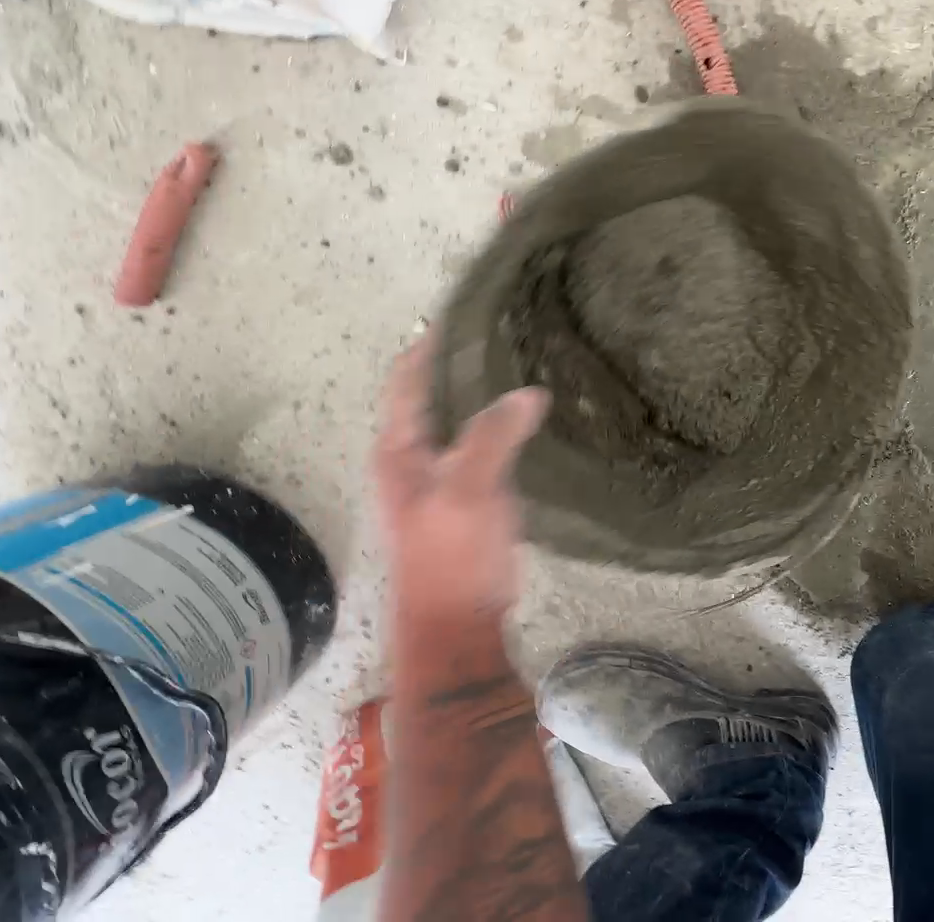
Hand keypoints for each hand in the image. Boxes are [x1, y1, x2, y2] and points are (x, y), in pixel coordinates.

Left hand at [374, 335, 548, 625]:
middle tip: (511, 335)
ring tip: (527, 367)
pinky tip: (534, 419)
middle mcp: (414, 458)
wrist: (458, 620)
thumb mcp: (468, 490)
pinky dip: (505, 425)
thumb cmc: (451, 555)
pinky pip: (486, 445)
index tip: (466, 313)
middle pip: (436, 396)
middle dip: (466, 364)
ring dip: (487, 395)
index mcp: (399, 450)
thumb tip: (529, 393)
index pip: (409, 381)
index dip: (431, 345)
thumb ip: (493, 436)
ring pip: (463, 421)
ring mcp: (442, 478)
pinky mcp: (470, 496)